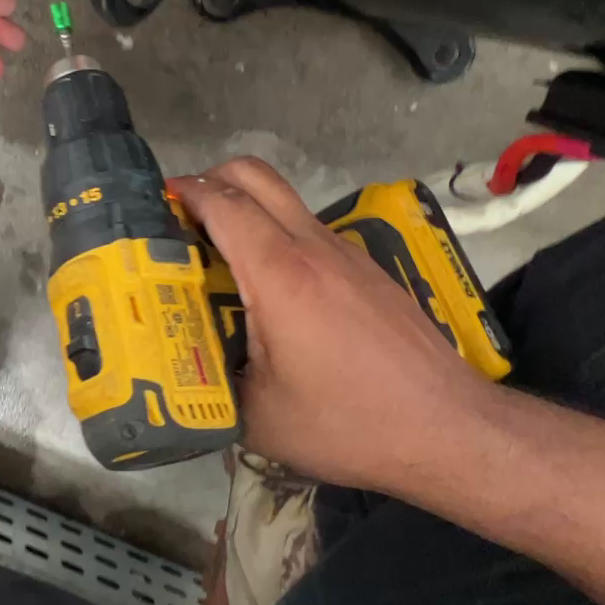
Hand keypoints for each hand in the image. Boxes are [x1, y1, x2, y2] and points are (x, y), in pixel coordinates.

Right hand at [172, 158, 491, 491]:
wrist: (451, 429)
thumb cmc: (349, 422)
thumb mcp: (257, 416)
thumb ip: (210, 381)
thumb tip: (183, 367)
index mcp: (279, 274)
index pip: (223, 204)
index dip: (184, 193)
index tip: (153, 202)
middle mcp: (312, 248)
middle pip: (254, 175)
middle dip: (210, 180)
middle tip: (181, 215)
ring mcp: (344, 253)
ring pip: (283, 199)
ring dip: (243, 205)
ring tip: (214, 249)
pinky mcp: (365, 269)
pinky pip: (306, 228)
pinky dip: (273, 232)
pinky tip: (265, 284)